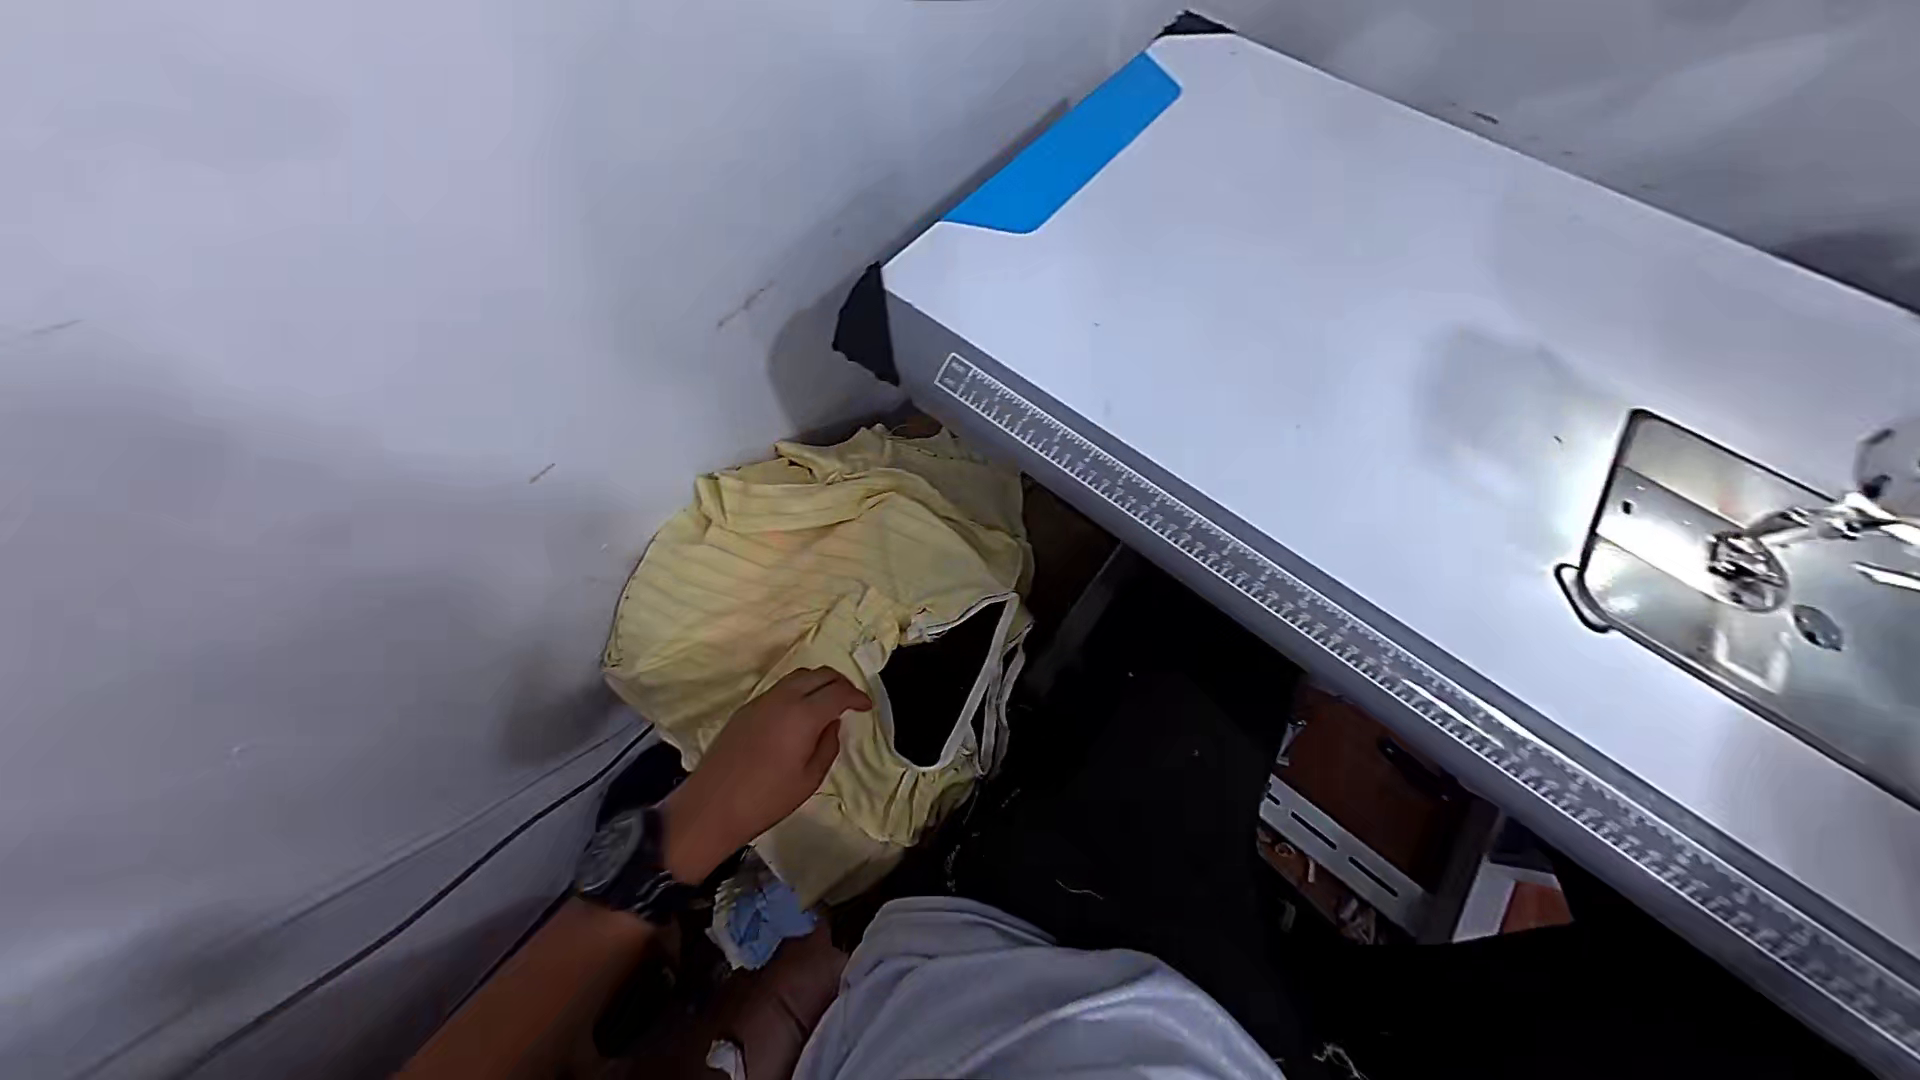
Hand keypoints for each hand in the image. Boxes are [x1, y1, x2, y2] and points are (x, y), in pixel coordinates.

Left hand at [661, 668, 870, 883]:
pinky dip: (799, 690)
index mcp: (803, 715)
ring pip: (798, 676)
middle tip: (851, 700)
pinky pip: (781, 688)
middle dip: (840, 683)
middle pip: (819, 674)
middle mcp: (783, 698)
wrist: (711, 807)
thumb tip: (832, 724)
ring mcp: (762, 701)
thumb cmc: (766, 799)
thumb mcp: (810, 779)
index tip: (867, 707)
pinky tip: (801, 711)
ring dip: (818, 682)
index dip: (857, 697)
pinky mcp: (746, 709)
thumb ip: (828, 745)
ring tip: (828, 702)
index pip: (838, 692)